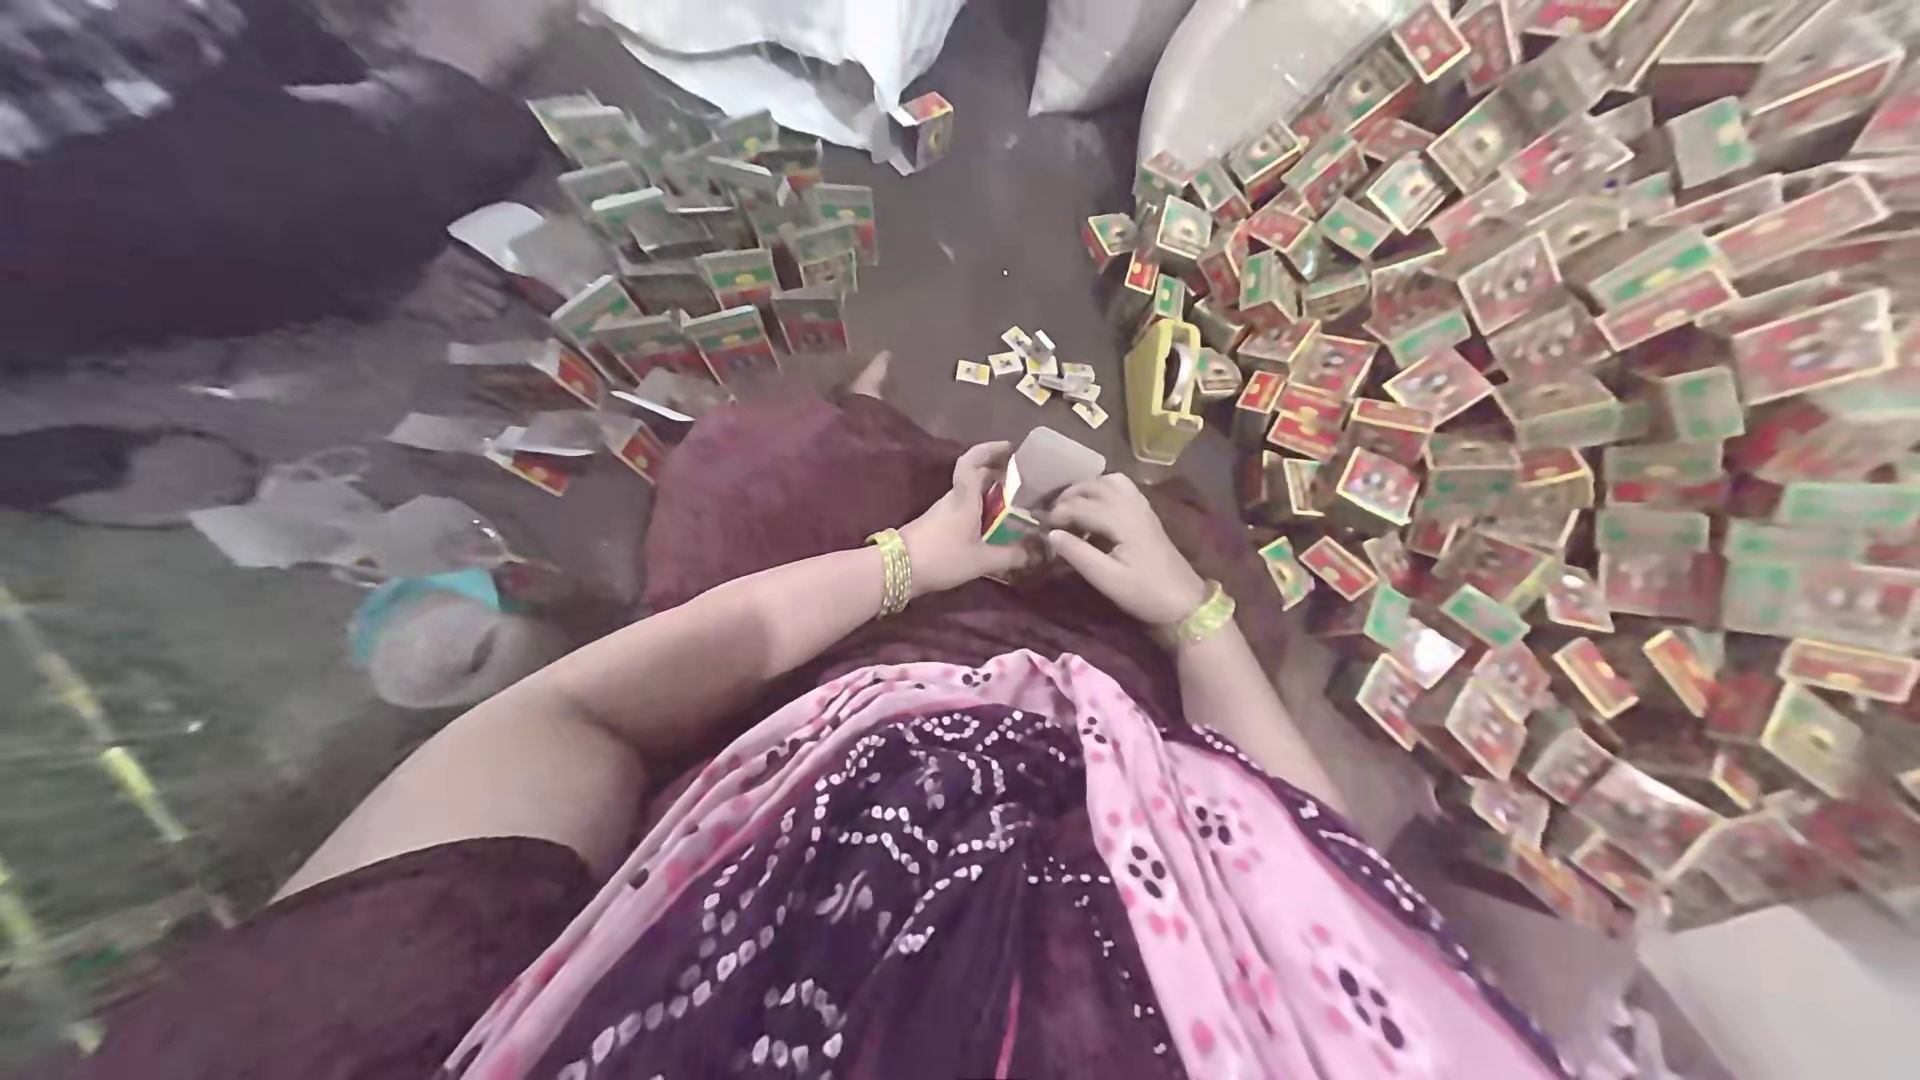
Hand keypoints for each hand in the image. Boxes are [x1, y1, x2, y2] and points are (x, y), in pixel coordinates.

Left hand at [899, 442, 1037, 595]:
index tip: (1009, 448)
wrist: (896, 570)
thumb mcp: (981, 560)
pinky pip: (963, 510)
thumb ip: (1009, 556)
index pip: (972, 461)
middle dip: (998, 474)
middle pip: (975, 477)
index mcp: (964, 498)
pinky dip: (980, 512)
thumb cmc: (941, 557)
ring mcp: (942, 512)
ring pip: (970, 495)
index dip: (989, 449)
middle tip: (1023, 482)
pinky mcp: (936, 526)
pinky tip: (992, 526)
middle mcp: (953, 499)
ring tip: (1014, 506)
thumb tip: (1035, 554)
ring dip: (990, 495)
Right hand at [1044, 474, 1208, 628]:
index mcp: (1121, 520)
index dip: (1057, 513)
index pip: (1080, 505)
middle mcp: (1132, 505)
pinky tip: (1094, 510)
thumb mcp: (1107, 579)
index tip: (1040, 527)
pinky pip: (1121, 488)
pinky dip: (1102, 490)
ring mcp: (1142, 507)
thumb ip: (1077, 554)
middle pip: (1093, 485)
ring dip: (1086, 489)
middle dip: (1068, 496)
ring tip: (1070, 508)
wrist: (1185, 602)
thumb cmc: (1144, 593)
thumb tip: (1051, 534)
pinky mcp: (1147, 514)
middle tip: (1050, 516)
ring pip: (1108, 481)